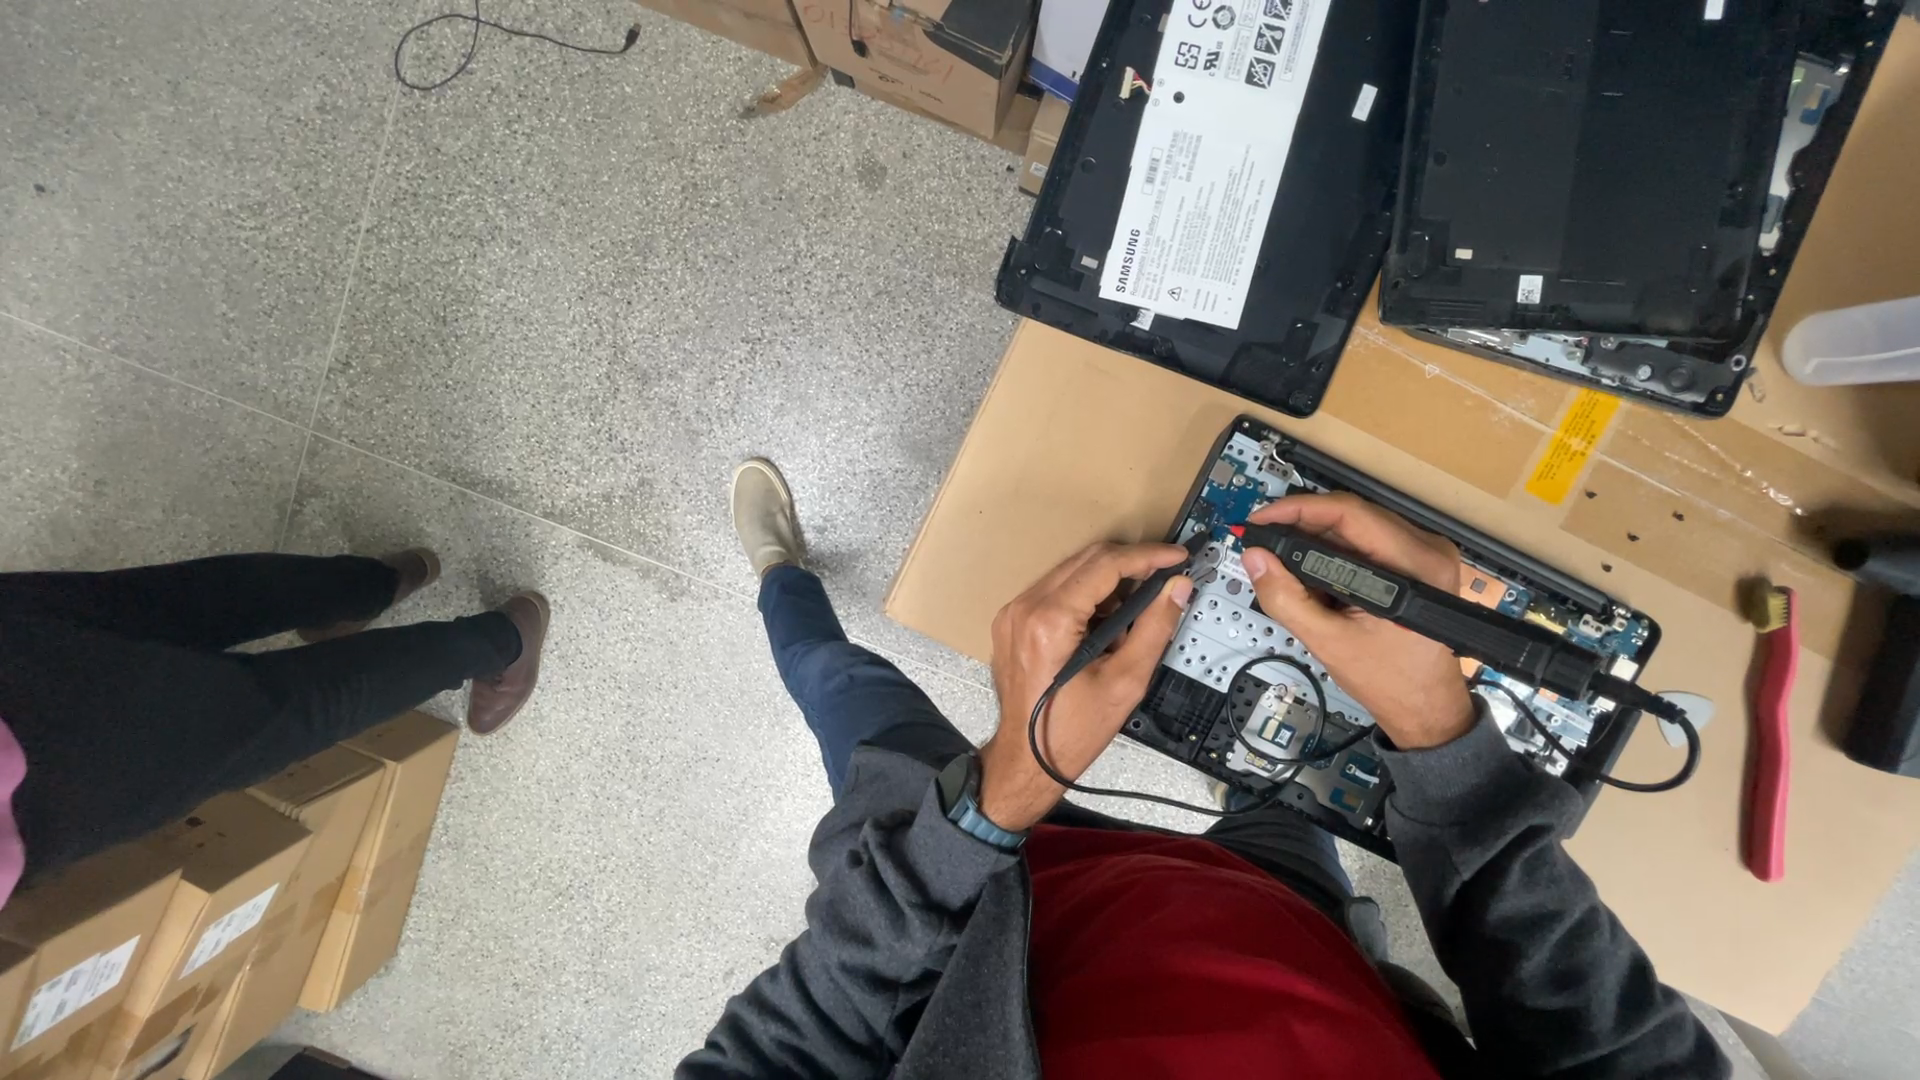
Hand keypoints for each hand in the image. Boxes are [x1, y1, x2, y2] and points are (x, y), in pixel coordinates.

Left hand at [981, 542, 1192, 829]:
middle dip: (1130, 564)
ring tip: (1137, 609)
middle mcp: (1023, 608)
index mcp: (1048, 621)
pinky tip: (1106, 621)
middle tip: (1166, 577)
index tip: (1177, 557)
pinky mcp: (1011, 622)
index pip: (1103, 566)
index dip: (1146, 556)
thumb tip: (1177, 588)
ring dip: (1107, 580)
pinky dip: (1084, 596)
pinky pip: (1053, 591)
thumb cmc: (1072, 732)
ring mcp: (1012, 613)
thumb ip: (1154, 628)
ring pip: (1069, 572)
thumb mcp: (1125, 682)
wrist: (1026, 760)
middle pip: (1085, 561)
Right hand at [1242, 494, 1476, 749]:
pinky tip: (1309, 571)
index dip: (1296, 510)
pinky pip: (1363, 540)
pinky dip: (1330, 551)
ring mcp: (1424, 553)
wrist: (1427, 707)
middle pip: (1350, 514)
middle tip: (1261, 542)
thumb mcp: (1327, 641)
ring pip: (1353, 526)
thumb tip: (1254, 558)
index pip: (1347, 513)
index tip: (1258, 521)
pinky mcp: (1415, 561)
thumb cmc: (1388, 680)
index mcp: (1415, 564)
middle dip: (1299, 525)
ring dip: (1312, 538)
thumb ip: (1285, 598)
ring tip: (1280, 560)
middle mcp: (1427, 548)